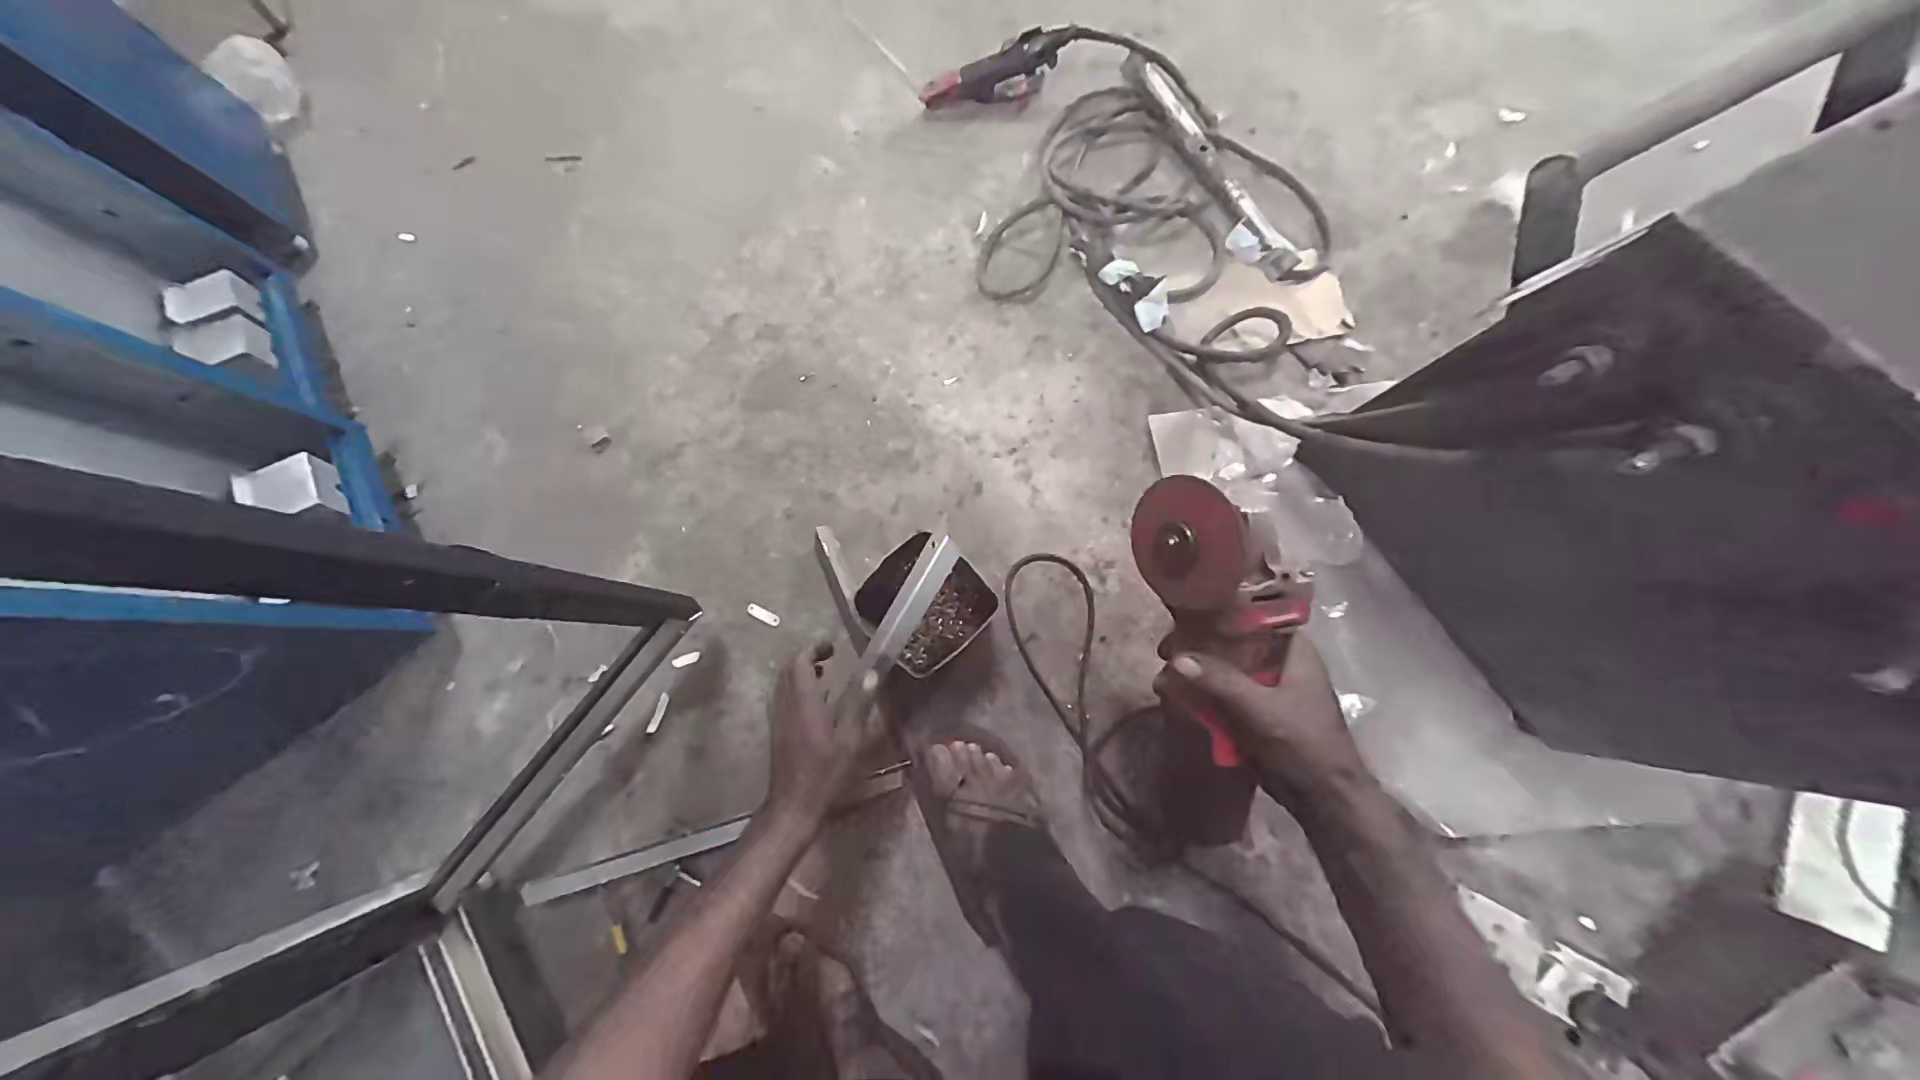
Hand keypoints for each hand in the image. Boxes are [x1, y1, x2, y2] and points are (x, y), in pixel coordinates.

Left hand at [766, 641, 882, 826]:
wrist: (793, 805)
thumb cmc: (825, 773)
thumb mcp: (850, 739)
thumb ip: (858, 703)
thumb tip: (871, 673)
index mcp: (803, 702)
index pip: (800, 662)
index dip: (814, 649)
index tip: (833, 647)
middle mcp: (785, 705)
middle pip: (788, 669)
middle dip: (807, 657)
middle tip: (830, 658)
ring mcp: (778, 719)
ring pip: (783, 683)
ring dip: (801, 673)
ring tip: (826, 676)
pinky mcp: (777, 731)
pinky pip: (783, 698)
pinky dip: (798, 689)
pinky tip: (817, 703)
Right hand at [1153, 632, 1368, 805]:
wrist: (1323, 798)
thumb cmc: (1302, 744)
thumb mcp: (1260, 710)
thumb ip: (1220, 681)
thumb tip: (1175, 659)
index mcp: (1293, 650)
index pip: (1254, 614)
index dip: (1218, 613)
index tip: (1184, 618)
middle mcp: (1280, 661)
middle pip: (1233, 641)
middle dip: (1198, 646)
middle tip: (1166, 651)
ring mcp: (1267, 687)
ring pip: (1225, 668)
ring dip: (1196, 671)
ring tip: (1165, 675)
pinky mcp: (1256, 710)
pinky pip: (1223, 693)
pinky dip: (1202, 693)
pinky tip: (1175, 695)